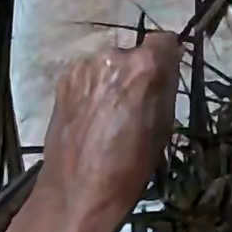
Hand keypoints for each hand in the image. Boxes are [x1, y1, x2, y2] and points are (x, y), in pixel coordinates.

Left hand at [37, 32, 180, 231]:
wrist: (78, 191)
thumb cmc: (130, 166)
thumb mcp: (164, 126)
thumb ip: (165, 86)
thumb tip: (168, 64)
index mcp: (143, 66)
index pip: (164, 39)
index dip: (168, 56)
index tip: (166, 73)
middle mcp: (111, 55)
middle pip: (133, 52)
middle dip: (137, 69)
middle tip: (135, 101)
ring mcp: (83, 66)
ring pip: (108, 63)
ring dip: (113, 78)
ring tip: (109, 111)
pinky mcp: (63, 79)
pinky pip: (87, 74)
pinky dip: (93, 87)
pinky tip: (90, 114)